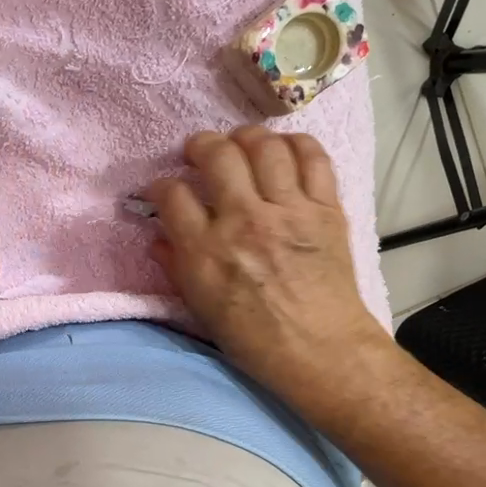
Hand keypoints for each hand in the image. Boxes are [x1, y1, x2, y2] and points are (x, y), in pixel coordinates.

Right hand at [147, 127, 392, 398]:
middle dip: (200, 145)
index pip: (172, 195)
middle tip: (196, 150)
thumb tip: (159, 236)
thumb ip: (175, 265)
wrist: (317, 349)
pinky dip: (295, 144)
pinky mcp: (325, 209)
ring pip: (265, 147)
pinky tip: (282, 147)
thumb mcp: (197, 305)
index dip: (160, 186)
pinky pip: (312, 158)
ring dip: (246, 137)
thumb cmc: (250, 336)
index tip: (161, 189)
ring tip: (238, 142)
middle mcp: (243, 222)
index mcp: (205, 251)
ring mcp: (288, 211)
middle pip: (218, 156)